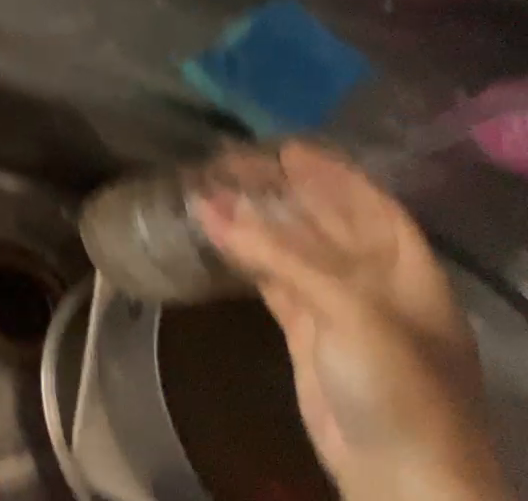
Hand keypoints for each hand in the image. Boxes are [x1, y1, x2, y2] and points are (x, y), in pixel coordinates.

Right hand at [195, 143, 506, 500]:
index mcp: (410, 277)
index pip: (373, 210)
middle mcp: (378, 287)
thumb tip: (205, 203)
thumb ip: (280, 255)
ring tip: (210, 190)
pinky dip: (244, 256)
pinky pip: (272, 281)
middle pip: (328, 226)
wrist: (403, 476)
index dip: (334, 177)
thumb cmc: (399, 388)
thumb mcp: (351, 313)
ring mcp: (341, 312)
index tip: (285, 147)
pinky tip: (216, 236)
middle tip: (230, 162)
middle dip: (285, 192)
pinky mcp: (307, 334)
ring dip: (256, 221)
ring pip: (293, 251)